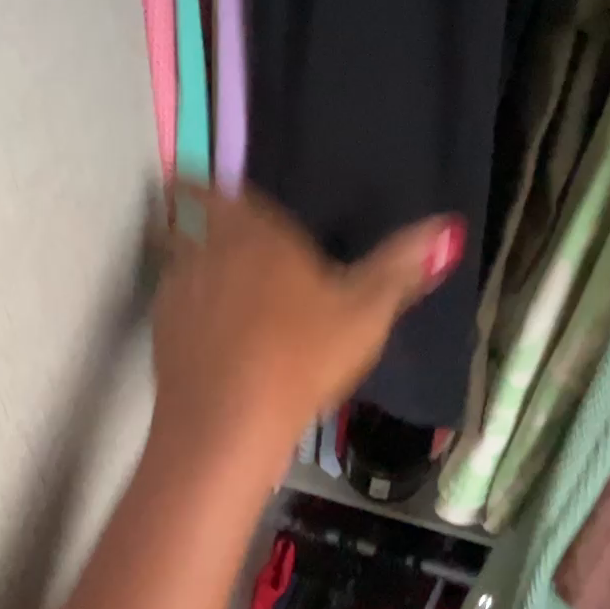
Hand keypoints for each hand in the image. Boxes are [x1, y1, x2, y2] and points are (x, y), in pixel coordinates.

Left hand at [150, 182, 463, 446]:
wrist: (230, 422)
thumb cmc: (302, 355)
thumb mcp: (365, 313)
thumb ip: (400, 268)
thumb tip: (448, 228)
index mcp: (250, 230)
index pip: (214, 190)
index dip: (205, 187)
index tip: (205, 190)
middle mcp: (201, 251)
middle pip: (191, 226)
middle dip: (201, 228)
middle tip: (219, 240)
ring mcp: (175, 296)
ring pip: (180, 270)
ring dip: (195, 274)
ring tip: (220, 293)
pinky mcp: (161, 340)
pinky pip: (175, 314)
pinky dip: (189, 318)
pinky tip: (212, 343)